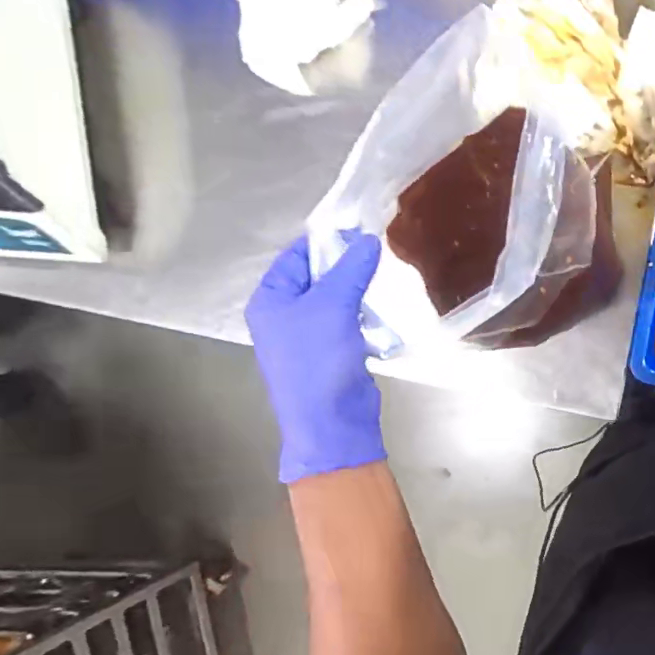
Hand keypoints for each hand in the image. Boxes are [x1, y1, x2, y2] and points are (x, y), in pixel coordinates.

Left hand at [246, 233, 385, 482]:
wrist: (331, 420)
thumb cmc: (319, 359)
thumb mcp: (333, 306)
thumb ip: (351, 270)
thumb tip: (369, 241)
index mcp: (270, 300)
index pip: (296, 258)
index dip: (326, 243)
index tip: (360, 234)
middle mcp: (284, 318)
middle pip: (318, 281)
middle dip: (347, 271)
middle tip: (379, 261)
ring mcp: (309, 340)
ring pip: (337, 306)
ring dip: (360, 298)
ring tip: (384, 290)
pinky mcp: (333, 358)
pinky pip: (349, 329)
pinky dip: (365, 323)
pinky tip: (384, 322)